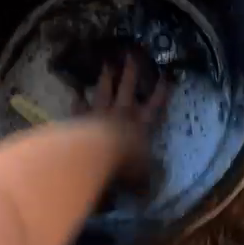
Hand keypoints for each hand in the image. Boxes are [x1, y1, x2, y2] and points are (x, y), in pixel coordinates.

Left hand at [78, 56, 169, 191]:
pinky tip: (76, 90)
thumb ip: (144, 180)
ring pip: (104, 90)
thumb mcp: (141, 177)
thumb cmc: (124, 165)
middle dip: (131, 71)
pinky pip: (79, 106)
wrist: (94, 156)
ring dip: (106, 77)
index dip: (161, 91)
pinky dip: (78, 98)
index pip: (155, 105)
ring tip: (107, 62)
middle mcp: (121, 114)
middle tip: (132, 52)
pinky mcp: (78, 119)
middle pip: (128, 87)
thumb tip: (148, 191)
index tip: (167, 75)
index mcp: (141, 125)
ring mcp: (98, 113)